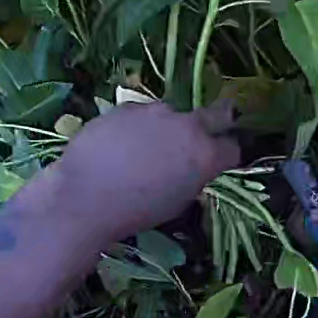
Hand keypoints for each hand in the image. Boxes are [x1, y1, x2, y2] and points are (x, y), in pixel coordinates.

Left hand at [44, 100, 239, 244]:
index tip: (220, 160)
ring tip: (147, 148)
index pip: (232, 147)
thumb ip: (193, 177)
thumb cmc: (136, 211)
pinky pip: (142, 114)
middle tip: (205, 136)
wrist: (85, 196)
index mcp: (205, 154)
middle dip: (217, 123)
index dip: (227, 155)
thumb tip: (192, 167)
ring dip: (169, 126)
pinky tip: (122, 144)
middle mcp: (187, 125)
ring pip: (173, 113)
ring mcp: (156, 111)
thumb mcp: (178, 201)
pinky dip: (139, 126)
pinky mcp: (127, 106)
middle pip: (217, 114)